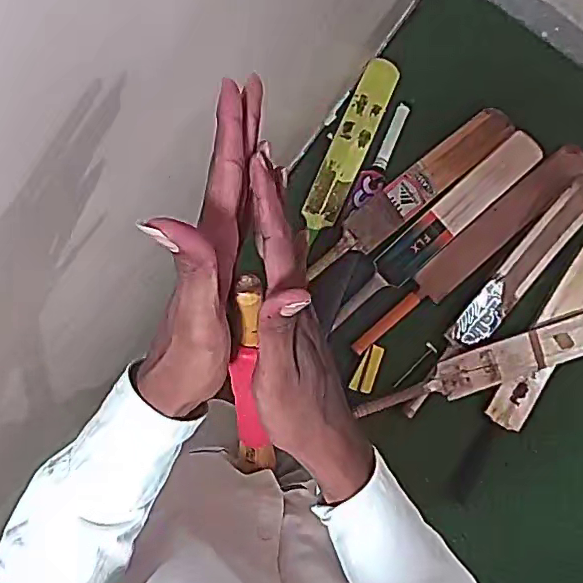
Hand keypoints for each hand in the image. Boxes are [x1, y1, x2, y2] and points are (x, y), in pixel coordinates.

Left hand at [136, 76, 264, 418]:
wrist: (176, 384)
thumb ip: (189, 269)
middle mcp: (210, 245)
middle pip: (228, 176)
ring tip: (255, 126)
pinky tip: (257, 189)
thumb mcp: (195, 317)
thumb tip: (162, 222)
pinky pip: (242, 218)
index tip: (237, 96)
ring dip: (244, 155)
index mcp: (210, 247)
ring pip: (235, 192)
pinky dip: (251, 194)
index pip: (223, 180)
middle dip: (240, 130)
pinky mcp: (223, 271)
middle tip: (249, 92)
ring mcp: (216, 256)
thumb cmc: (188, 358)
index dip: (231, 136)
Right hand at [247, 140, 376, 500]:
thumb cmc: (299, 414)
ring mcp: (298, 305)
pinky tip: (271, 230)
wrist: (327, 438)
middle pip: (287, 232)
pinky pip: (284, 262)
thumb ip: (281, 333)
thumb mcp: (278, 380)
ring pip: (288, 243)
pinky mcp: (296, 316)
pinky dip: (276, 234)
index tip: (254, 161)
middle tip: (261, 144)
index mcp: (290, 308)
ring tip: (265, 171)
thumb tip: (286, 290)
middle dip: (272, 186)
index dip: (267, 203)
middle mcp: (298, 299)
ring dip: (276, 204)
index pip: (278, 246)